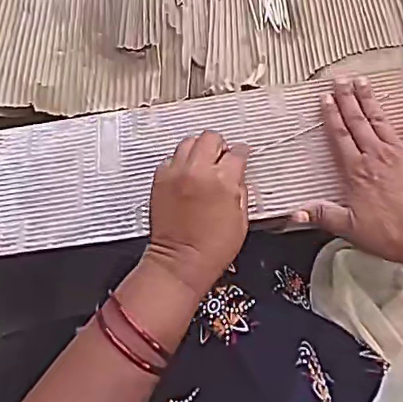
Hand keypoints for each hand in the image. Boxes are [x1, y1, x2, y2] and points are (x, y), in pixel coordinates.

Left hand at [143, 131, 249, 293]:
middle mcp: (198, 171)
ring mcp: (177, 173)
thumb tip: (238, 175)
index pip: (237, 152)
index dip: (241, 154)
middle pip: (211, 137)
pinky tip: (185, 176)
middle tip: (221, 159)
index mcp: (223, 180)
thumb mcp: (242, 220)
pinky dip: (180, 163)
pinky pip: (171, 158)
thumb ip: (241, 190)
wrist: (179, 264)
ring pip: (189, 141)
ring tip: (202, 165)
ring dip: (198, 150)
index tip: (240, 157)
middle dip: (219, 147)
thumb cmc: (211, 250)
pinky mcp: (160, 179)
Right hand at [292, 78, 402, 277]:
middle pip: (358, 121)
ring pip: (381, 120)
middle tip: (340, 79)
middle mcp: (377, 155)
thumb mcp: (352, 229)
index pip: (340, 136)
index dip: (332, 115)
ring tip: (363, 81)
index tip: (326, 98)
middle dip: (347, 98)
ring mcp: (402, 153)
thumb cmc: (394, 235)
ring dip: (371, 100)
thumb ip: (324, 215)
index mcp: (358, 171)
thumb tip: (296, 213)